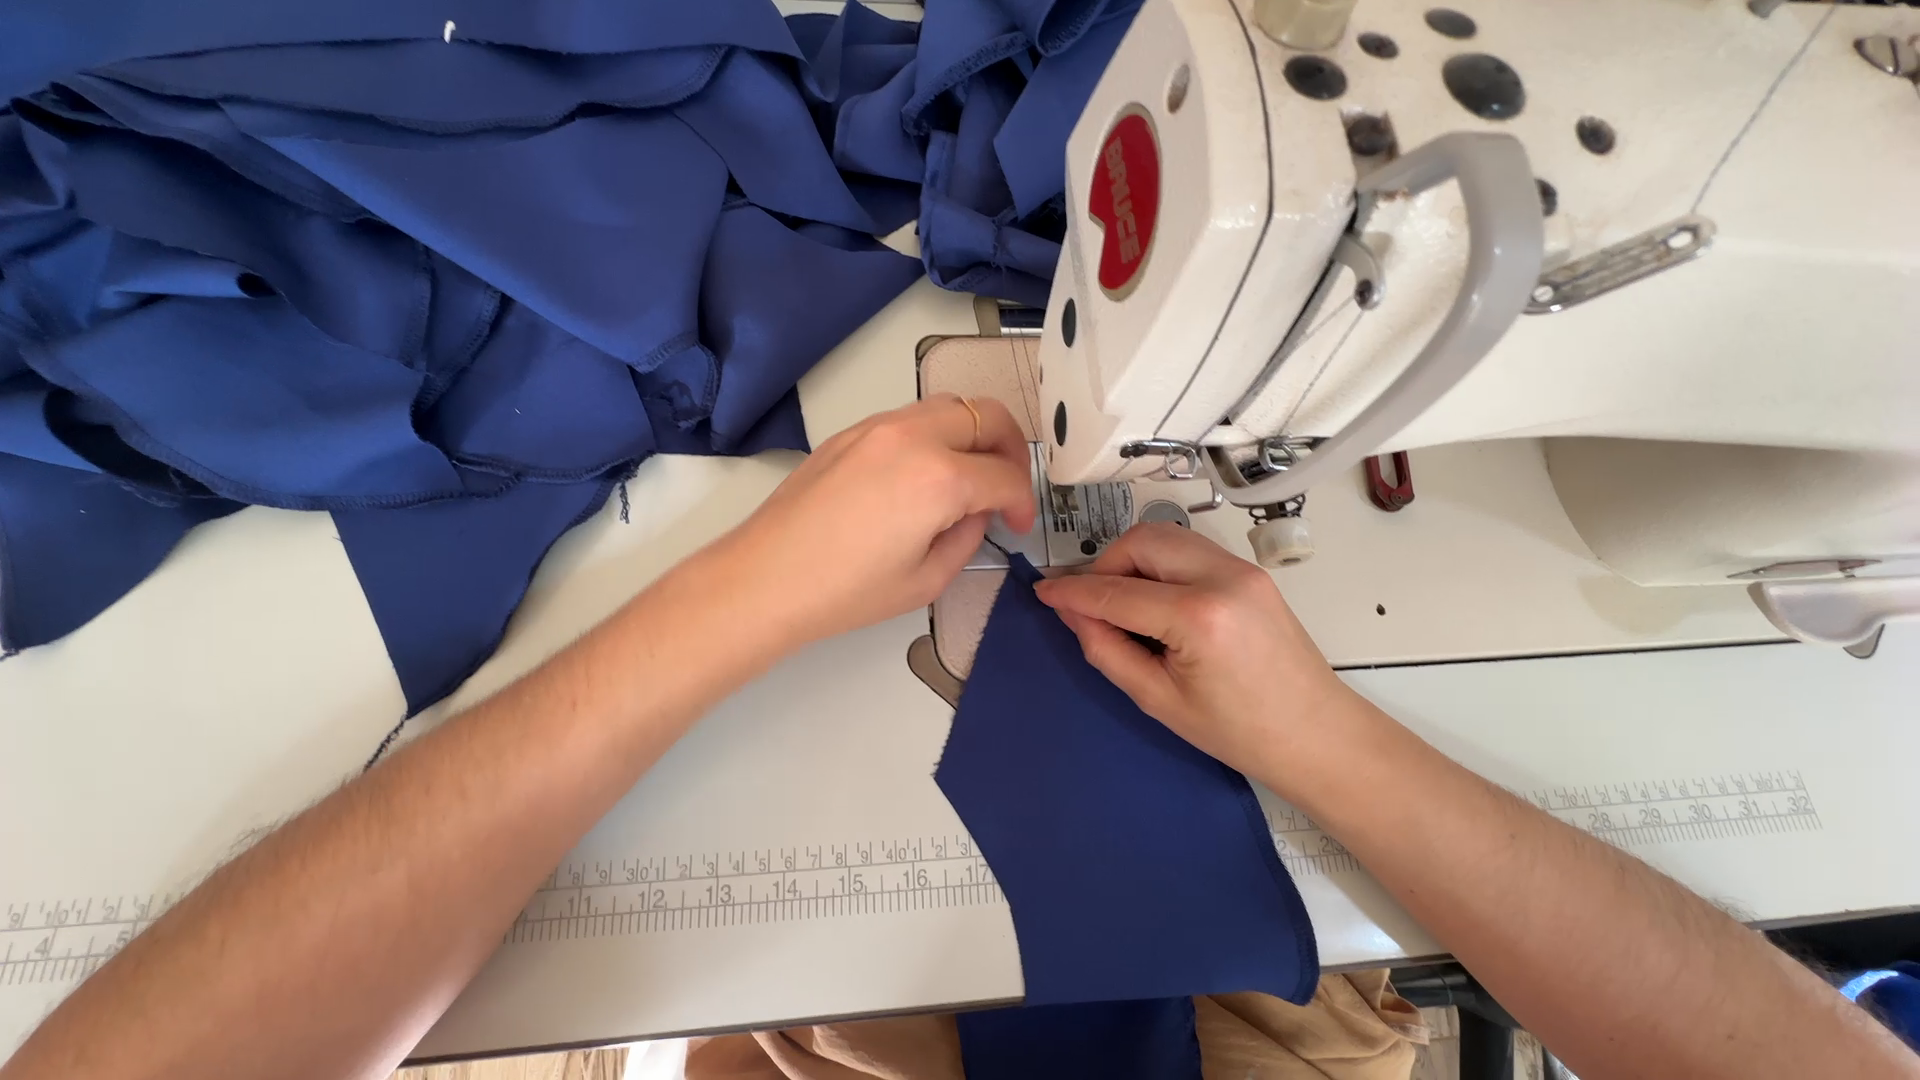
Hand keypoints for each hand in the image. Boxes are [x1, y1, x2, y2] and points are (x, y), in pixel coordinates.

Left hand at [719, 394, 1035, 648]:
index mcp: (939, 478)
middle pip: (987, 414)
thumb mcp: (926, 580)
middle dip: (1011, 448)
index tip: (1019, 523)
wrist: (765, 578)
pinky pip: (910, 417)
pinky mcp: (850, 432)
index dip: (1024, 501)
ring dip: (973, 433)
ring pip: (948, 405)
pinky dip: (935, 434)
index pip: (1005, 475)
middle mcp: (912, 437)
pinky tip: (925, 473)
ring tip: (971, 474)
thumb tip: (977, 512)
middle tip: (1008, 484)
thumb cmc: (846, 591)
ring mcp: (876, 427)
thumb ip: (967, 537)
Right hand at [1033, 523, 1357, 780]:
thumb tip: (1071, 612)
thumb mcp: (1157, 699)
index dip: (1072, 591)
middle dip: (1105, 565)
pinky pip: (1189, 549)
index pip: (1116, 591)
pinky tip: (1154, 600)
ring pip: (1166, 536)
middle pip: (1141, 541)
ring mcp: (1242, 569)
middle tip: (1091, 604)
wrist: (1317, 735)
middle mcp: (1223, 578)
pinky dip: (1160, 564)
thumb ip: (1106, 649)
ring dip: (1132, 560)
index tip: (1042, 592)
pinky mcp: (1250, 571)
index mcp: (1199, 617)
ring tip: (1122, 602)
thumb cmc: (1238, 732)